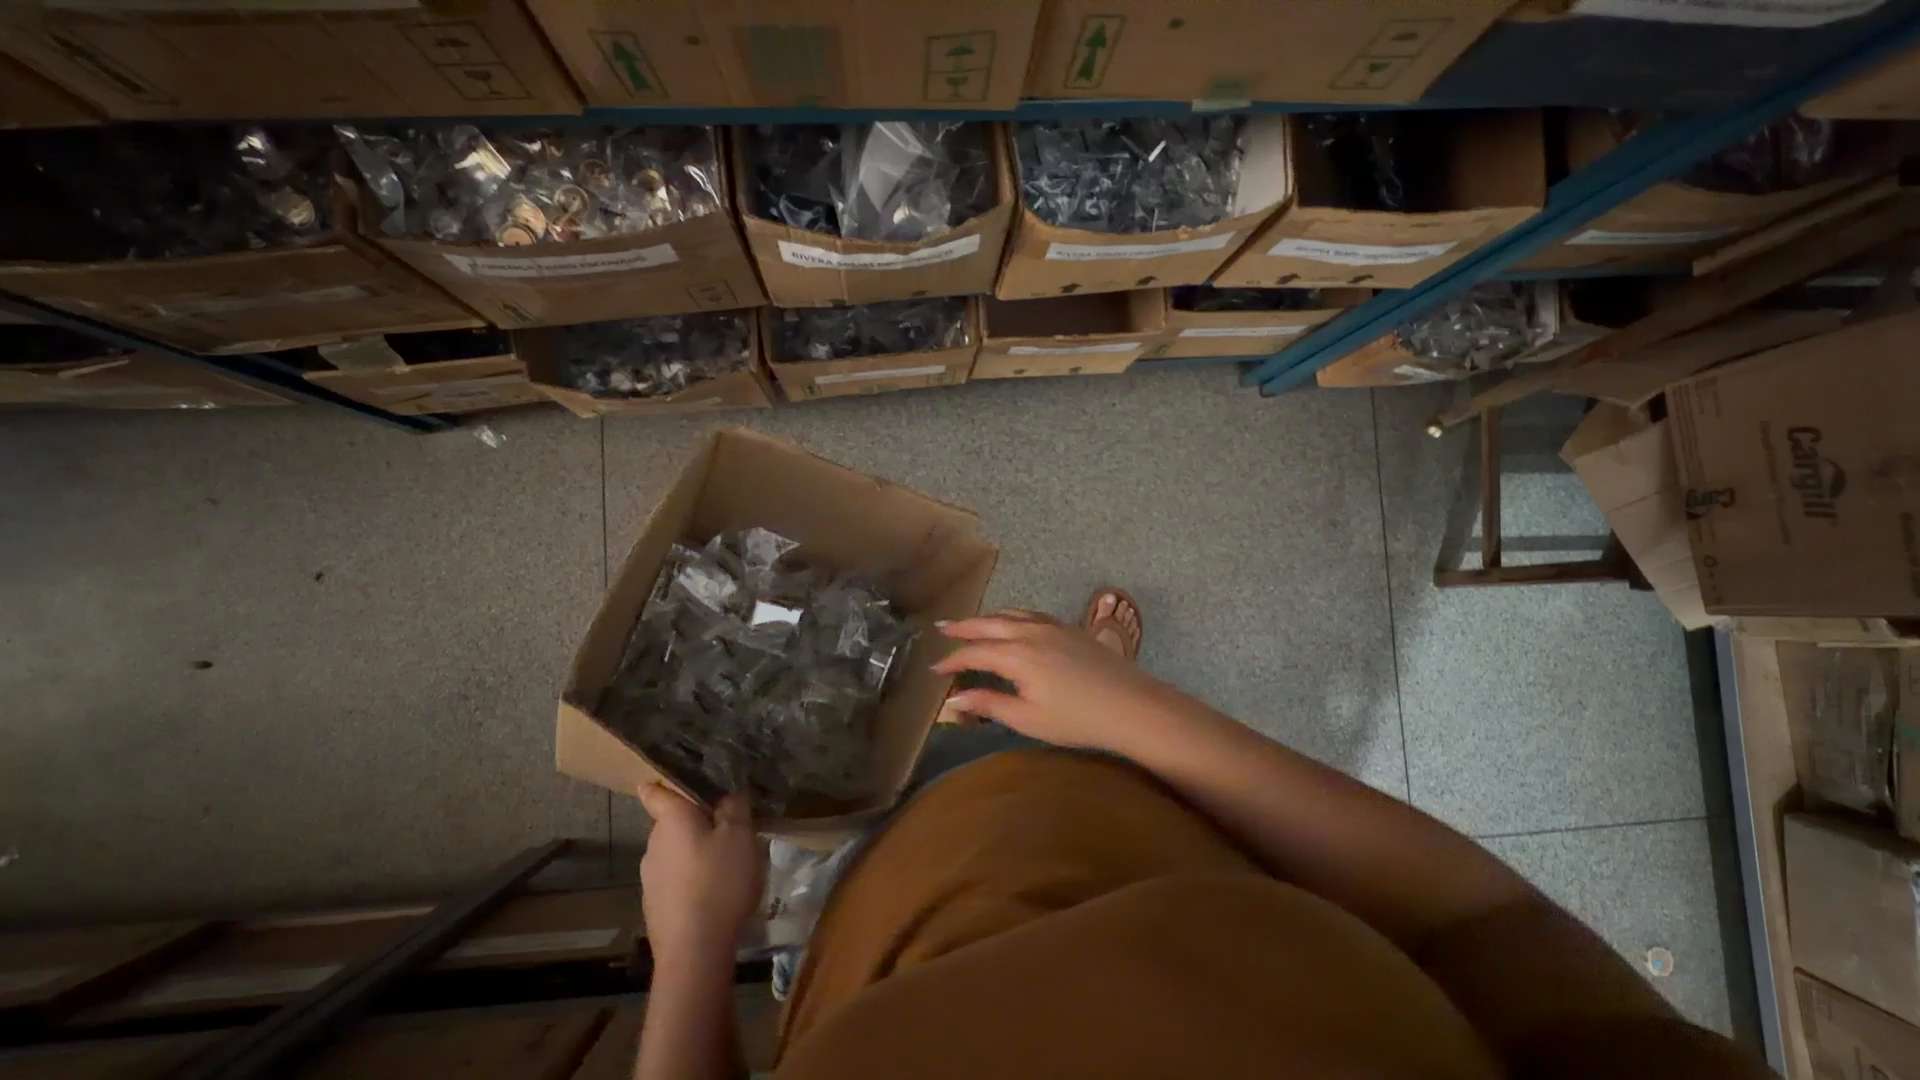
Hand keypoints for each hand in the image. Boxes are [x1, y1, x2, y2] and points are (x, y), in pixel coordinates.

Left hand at [638, 785, 764, 968]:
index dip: (661, 784)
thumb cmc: (719, 881)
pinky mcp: (654, 906)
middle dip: (695, 823)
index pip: (655, 792)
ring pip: (674, 853)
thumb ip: (734, 808)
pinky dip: (691, 881)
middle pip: (672, 823)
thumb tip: (726, 793)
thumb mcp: (740, 836)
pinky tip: (713, 895)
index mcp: (671, 820)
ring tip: (725, 865)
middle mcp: (653, 844)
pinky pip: (675, 881)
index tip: (670, 781)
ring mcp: (650, 878)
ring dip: (694, 854)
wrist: (694, 950)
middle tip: (728, 829)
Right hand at [934, 609, 1200, 754]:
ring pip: (1012, 615)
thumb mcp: (1028, 719)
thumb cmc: (1077, 719)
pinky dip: (1013, 617)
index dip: (953, 661)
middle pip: (989, 624)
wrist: (1132, 706)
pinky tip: (1014, 623)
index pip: (975, 653)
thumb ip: (990, 705)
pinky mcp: (1071, 629)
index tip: (935, 669)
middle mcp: (1031, 633)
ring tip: (971, 624)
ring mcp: (1053, 627)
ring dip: (988, 619)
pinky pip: (1032, 615)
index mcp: (1017, 655)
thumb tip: (954, 700)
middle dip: (964, 627)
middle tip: (942, 628)